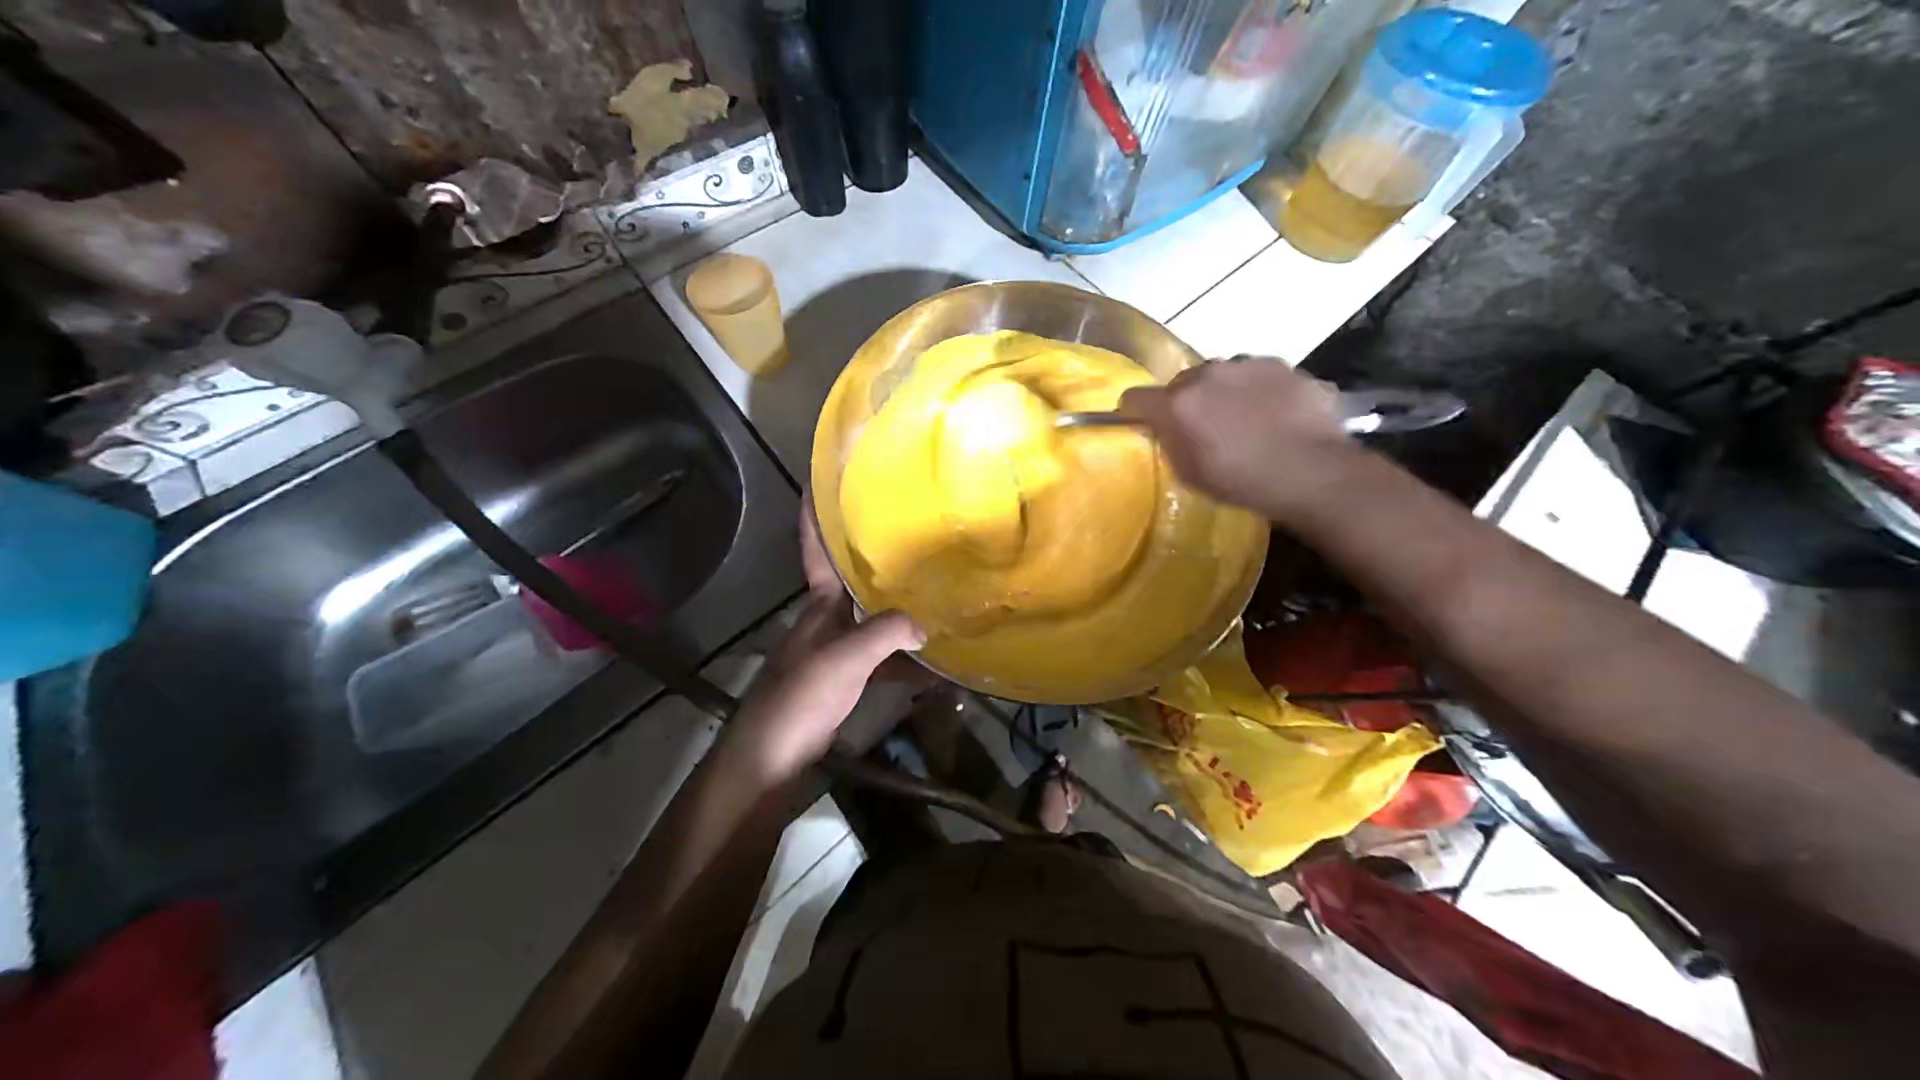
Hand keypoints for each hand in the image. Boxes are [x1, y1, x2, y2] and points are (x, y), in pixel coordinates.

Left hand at [719, 500, 924, 786]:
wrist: (769, 764)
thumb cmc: (800, 701)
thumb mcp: (844, 659)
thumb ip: (885, 633)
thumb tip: (925, 622)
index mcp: (819, 608)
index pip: (817, 551)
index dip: (817, 516)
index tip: (824, 480)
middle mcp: (827, 624)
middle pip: (855, 585)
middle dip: (881, 562)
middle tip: (919, 539)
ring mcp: (836, 656)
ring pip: (875, 625)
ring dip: (903, 617)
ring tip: (942, 601)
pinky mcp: (845, 687)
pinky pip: (884, 665)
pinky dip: (908, 666)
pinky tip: (938, 671)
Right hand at [1120, 357, 1352, 518]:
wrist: (1311, 473)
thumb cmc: (1242, 482)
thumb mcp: (1190, 474)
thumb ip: (1171, 442)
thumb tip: (1167, 429)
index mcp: (1178, 403)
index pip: (1136, 398)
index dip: (1137, 412)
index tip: (1146, 425)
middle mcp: (1209, 373)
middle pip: (1184, 382)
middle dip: (1189, 401)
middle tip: (1205, 428)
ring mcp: (1250, 365)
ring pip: (1225, 375)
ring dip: (1227, 392)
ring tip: (1248, 421)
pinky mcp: (1286, 367)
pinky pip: (1262, 377)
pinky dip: (1264, 393)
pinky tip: (1278, 418)